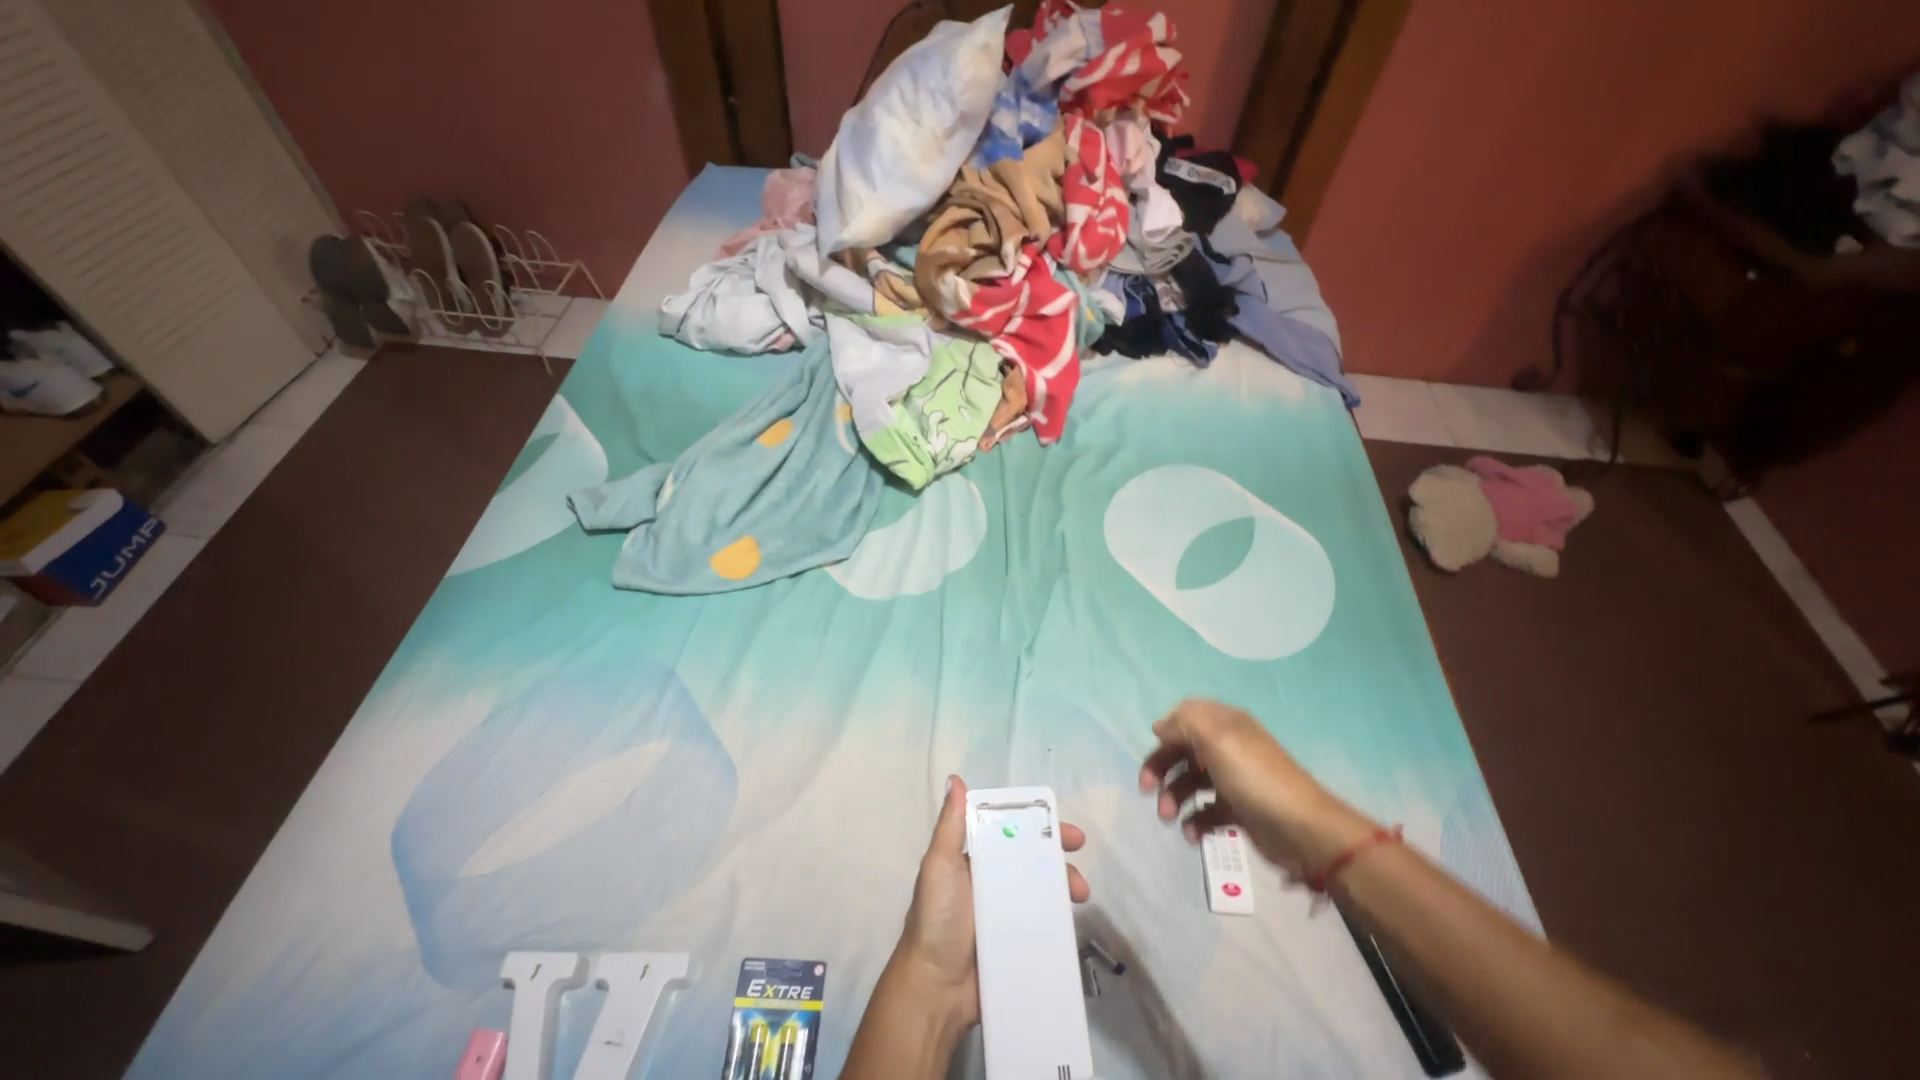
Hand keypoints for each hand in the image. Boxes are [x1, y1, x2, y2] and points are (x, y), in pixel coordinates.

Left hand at [894, 775, 1089, 1028]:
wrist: (936, 987)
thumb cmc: (936, 919)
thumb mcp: (939, 866)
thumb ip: (951, 826)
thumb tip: (955, 778)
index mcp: (973, 859)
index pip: (1010, 831)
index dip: (1036, 823)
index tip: (1060, 822)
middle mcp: (991, 881)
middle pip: (1033, 858)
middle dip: (1059, 853)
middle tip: (1080, 853)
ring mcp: (1007, 912)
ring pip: (1044, 888)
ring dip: (1065, 884)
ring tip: (1080, 894)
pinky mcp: (1019, 940)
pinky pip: (1045, 922)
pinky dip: (1061, 916)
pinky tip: (1074, 918)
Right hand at [1139, 699, 1376, 880]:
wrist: (1303, 831)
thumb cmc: (1256, 780)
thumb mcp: (1219, 740)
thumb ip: (1185, 724)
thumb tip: (1160, 727)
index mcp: (1226, 725)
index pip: (1186, 718)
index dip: (1166, 734)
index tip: (1155, 754)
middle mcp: (1228, 748)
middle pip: (1183, 751)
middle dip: (1162, 769)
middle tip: (1147, 791)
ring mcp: (1234, 781)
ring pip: (1191, 783)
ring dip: (1174, 798)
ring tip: (1170, 819)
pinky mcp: (1238, 811)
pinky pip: (1206, 812)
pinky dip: (1195, 821)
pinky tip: (1192, 834)